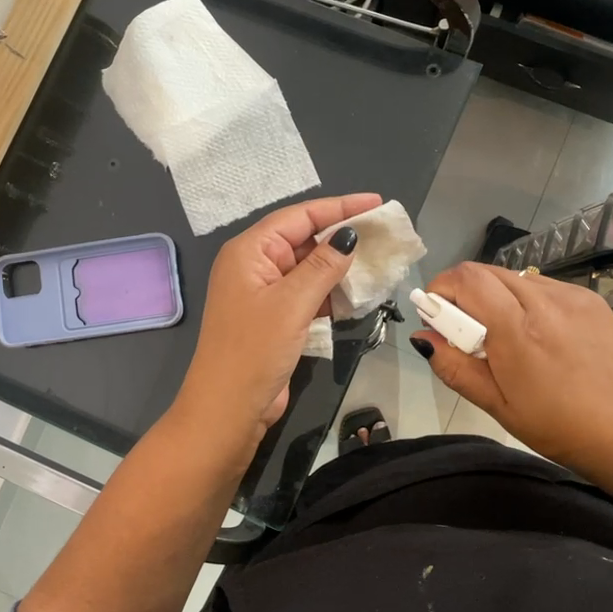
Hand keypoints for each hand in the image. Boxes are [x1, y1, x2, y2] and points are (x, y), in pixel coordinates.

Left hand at [174, 194, 380, 439]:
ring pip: (307, 270)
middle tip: (385, 236)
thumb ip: (323, 266)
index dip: (339, 207)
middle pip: (303, 240)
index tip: (376, 202)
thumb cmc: (254, 350)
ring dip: (338, 269)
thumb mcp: (292, 303)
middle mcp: (253, 267)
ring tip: (379, 263)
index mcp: (249, 252)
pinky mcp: (273, 321)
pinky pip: (306, 296)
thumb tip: (349, 236)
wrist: (227, 409)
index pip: (299, 217)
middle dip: (341, 238)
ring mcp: (262, 295)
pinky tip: (356, 296)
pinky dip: (329, 294)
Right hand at [410, 262, 612, 473]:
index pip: (468, 279)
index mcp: (517, 330)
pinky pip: (542, 286)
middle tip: (465, 330)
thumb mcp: (494, 403)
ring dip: (495, 295)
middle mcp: (545, 302)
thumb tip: (423, 336)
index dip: (442, 287)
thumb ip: (454, 366)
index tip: (436, 314)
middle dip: (465, 293)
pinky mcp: (590, 299)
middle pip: (487, 272)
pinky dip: (526, 300)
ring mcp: (572, 296)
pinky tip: (535, 333)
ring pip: (514, 277)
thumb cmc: (553, 425)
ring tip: (503, 334)